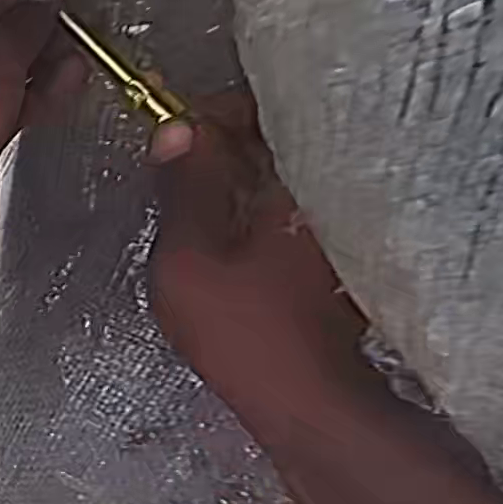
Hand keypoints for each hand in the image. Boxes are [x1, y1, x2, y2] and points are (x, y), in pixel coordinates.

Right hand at [147, 94, 377, 427]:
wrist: (298, 394)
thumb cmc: (238, 327)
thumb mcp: (188, 256)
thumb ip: (184, 190)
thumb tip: (174, 129)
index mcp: (299, 180)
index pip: (260, 109)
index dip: (208, 115)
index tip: (169, 138)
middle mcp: (330, 188)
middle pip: (273, 135)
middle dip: (218, 145)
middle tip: (172, 174)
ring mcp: (333, 219)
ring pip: (278, 169)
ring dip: (233, 174)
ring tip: (191, 200)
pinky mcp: (327, 247)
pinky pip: (285, 200)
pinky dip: (251, 201)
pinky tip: (221, 228)